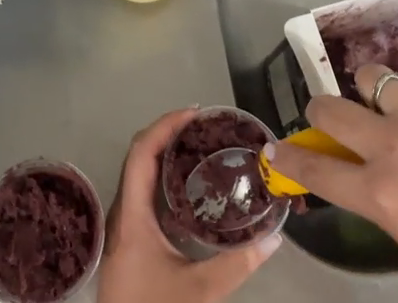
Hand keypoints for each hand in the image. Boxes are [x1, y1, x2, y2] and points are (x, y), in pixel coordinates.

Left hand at [98, 108, 280, 302]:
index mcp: (132, 214)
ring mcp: (123, 225)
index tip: (196, 113)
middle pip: (138, 155)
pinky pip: (142, 191)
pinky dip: (163, 176)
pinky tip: (189, 185)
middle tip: (204, 126)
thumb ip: (237, 265)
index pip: (141, 151)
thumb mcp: (199, 291)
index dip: (166, 125)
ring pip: (138, 173)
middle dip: (168, 132)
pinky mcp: (129, 238)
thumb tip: (274, 238)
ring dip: (164, 152)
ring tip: (200, 144)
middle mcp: (122, 211)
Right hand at [263, 64, 397, 299]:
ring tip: (395, 107)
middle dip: (323, 112)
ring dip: (375, 95)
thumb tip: (357, 171)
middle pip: (329, 108)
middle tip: (335, 118)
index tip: (277, 147)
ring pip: (371, 77)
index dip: (292, 156)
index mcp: (381, 195)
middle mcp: (394, 147)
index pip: (316, 168)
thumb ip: (380, 199)